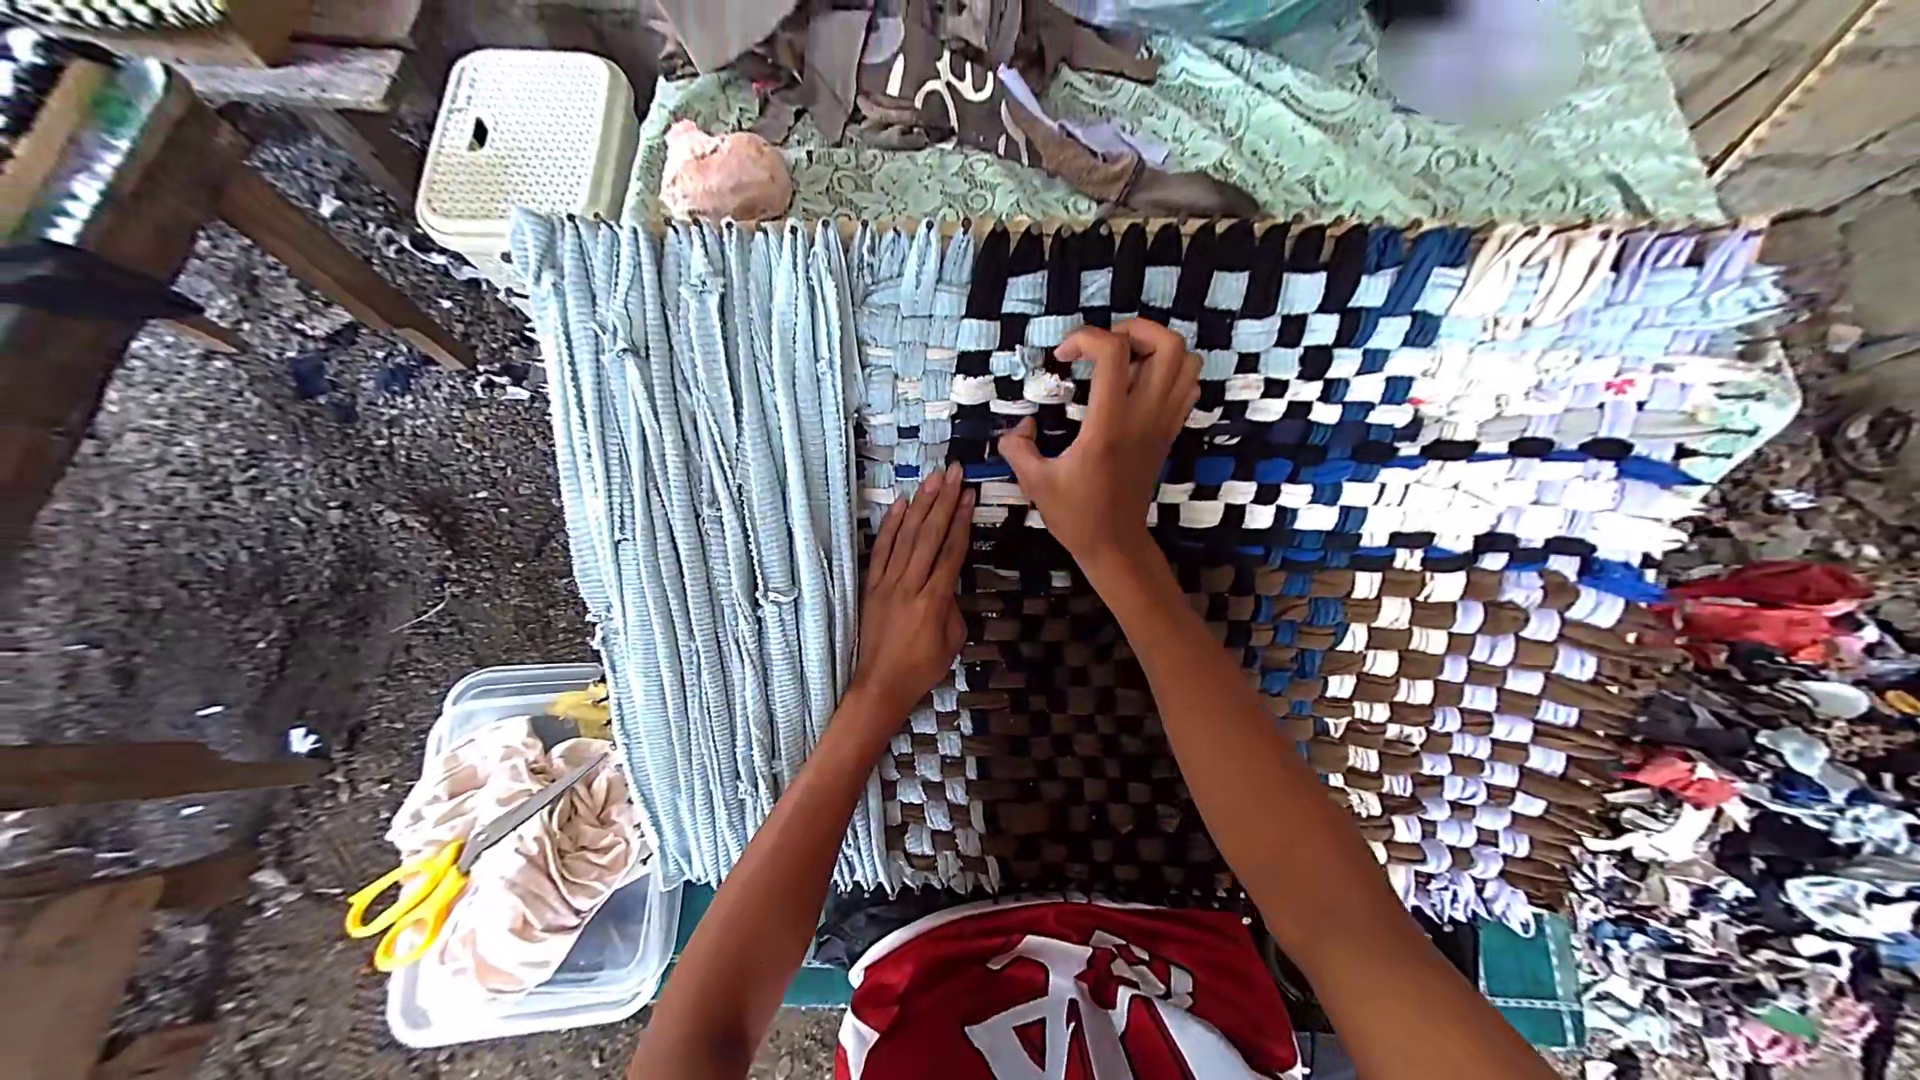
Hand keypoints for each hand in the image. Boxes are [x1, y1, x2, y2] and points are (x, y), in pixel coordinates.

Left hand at [851, 463, 974, 716]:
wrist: (880, 685)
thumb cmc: (922, 668)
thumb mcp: (953, 641)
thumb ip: (954, 606)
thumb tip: (949, 582)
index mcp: (934, 600)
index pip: (951, 551)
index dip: (961, 520)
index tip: (969, 495)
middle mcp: (910, 585)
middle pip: (929, 535)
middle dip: (943, 501)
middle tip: (953, 473)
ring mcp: (887, 583)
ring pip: (906, 536)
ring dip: (920, 505)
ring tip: (932, 479)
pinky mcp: (871, 586)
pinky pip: (881, 550)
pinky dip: (890, 526)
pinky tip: (900, 505)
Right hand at [998, 319, 1198, 572]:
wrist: (1114, 543)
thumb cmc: (1075, 515)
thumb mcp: (1034, 482)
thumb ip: (1017, 448)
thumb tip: (1020, 427)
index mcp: (1107, 427)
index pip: (1114, 353)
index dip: (1086, 338)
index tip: (1063, 357)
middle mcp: (1143, 418)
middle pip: (1166, 345)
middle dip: (1133, 329)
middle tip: (1102, 346)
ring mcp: (1162, 425)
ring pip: (1185, 361)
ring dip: (1155, 347)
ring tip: (1122, 360)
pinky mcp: (1169, 433)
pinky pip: (1187, 386)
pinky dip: (1169, 372)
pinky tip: (1138, 384)